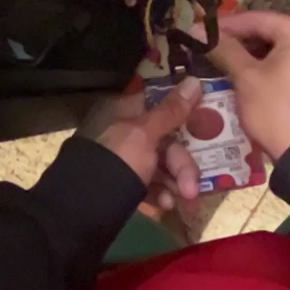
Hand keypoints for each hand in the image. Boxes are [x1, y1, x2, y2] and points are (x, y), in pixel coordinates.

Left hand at [78, 77, 203, 210]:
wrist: (83, 209)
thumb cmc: (116, 161)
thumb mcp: (144, 134)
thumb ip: (171, 111)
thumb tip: (195, 80)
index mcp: (123, 113)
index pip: (162, 107)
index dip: (185, 117)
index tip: (206, 128)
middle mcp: (123, 132)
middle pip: (166, 141)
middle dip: (183, 167)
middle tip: (192, 189)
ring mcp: (123, 160)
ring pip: (162, 165)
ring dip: (177, 183)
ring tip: (184, 202)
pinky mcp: (123, 183)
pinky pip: (150, 184)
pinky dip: (161, 193)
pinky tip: (165, 205)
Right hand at [203, 10, 289, 160]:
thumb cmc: (275, 111)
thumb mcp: (246, 78)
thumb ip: (223, 49)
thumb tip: (198, 29)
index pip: (258, 19)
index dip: (226, 25)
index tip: (200, 31)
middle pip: (270, 32)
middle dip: (239, 41)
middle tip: (210, 47)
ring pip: (279, 48)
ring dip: (251, 54)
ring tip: (222, 61)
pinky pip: (289, 62)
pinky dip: (268, 66)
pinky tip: (245, 74)